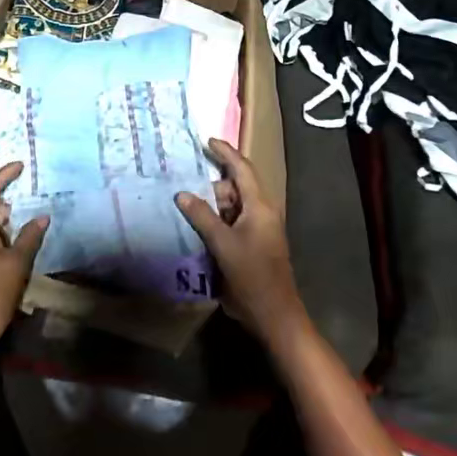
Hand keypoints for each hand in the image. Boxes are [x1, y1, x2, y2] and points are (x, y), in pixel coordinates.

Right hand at [175, 140, 307, 346]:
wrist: (274, 314)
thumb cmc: (251, 275)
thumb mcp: (222, 243)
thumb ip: (202, 216)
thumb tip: (182, 193)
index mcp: (260, 206)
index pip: (242, 169)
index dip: (225, 153)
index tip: (207, 141)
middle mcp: (262, 212)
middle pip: (235, 188)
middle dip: (212, 188)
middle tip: (188, 194)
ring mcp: (260, 229)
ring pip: (233, 206)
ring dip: (213, 207)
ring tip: (190, 213)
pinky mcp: (254, 244)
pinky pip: (234, 222)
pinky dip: (218, 221)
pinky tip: (200, 229)